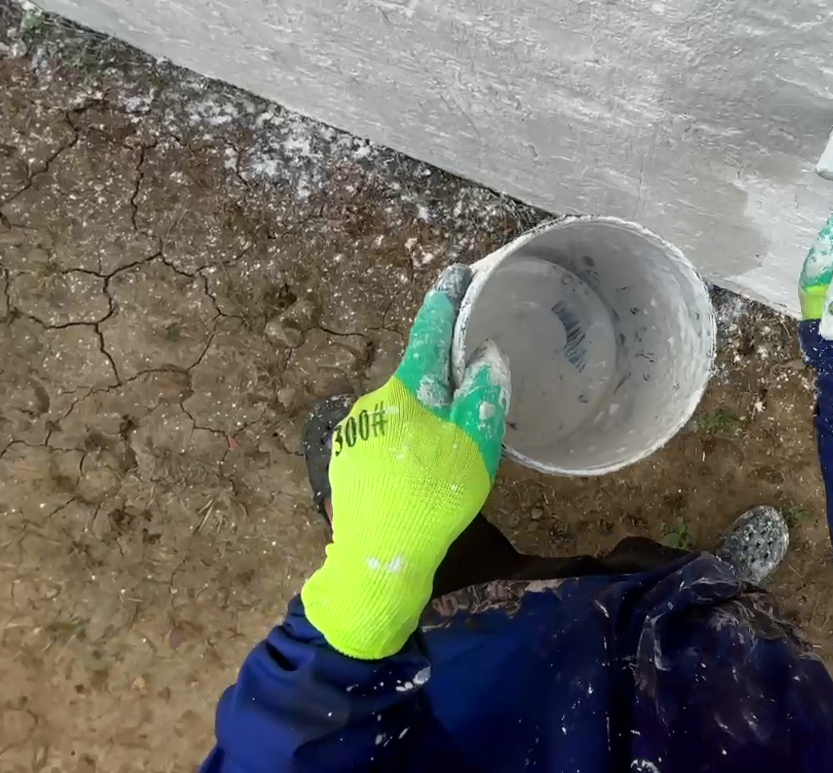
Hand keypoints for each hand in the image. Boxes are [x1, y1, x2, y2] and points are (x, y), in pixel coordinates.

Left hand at [299, 265, 508, 659]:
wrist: (376, 561)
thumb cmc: (433, 496)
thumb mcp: (476, 444)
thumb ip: (483, 393)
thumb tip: (485, 354)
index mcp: (408, 390)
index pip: (430, 331)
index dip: (447, 299)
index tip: (458, 272)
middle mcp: (374, 400)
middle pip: (420, 373)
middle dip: (446, 377)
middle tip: (475, 397)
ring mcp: (355, 429)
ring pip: (405, 406)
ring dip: (429, 412)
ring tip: (451, 448)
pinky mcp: (347, 456)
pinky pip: (389, 430)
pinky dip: (410, 435)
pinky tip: (422, 467)